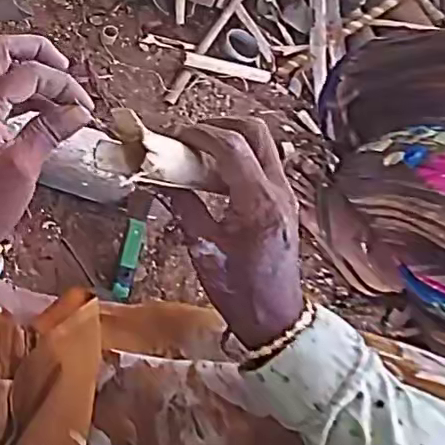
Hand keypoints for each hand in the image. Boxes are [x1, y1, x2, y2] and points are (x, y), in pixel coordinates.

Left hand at [0, 36, 94, 243]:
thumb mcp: (23, 166)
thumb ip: (50, 130)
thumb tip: (78, 111)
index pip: (27, 73)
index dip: (59, 83)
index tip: (81, 103)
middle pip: (3, 51)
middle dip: (37, 51)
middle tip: (65, 67)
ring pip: (2, 69)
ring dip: (33, 72)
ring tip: (63, 93)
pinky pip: (3, 93)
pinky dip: (26, 93)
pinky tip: (49, 110)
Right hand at [165, 118, 306, 349]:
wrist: (276, 319)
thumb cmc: (240, 290)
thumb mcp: (203, 248)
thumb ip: (183, 207)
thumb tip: (158, 182)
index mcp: (258, 202)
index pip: (231, 146)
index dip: (199, 134)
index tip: (174, 136)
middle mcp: (278, 191)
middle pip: (255, 131)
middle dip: (219, 125)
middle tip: (188, 137)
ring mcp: (285, 194)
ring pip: (263, 143)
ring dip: (230, 138)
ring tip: (198, 152)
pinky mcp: (283, 201)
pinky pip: (264, 162)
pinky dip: (239, 156)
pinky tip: (214, 172)